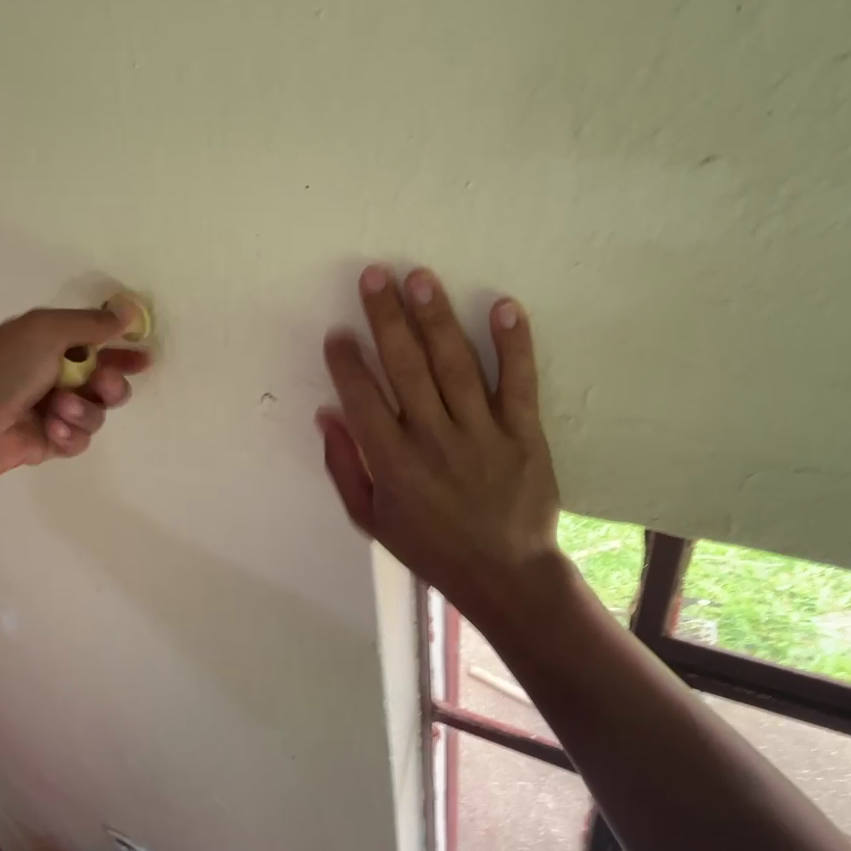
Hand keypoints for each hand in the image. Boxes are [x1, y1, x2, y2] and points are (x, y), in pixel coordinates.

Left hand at [0, 300, 149, 486]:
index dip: (123, 351)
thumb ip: (92, 323)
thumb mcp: (46, 331)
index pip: (98, 343)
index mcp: (51, 342)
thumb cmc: (3, 369)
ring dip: (83, 411)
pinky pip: (81, 439)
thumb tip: (131, 310)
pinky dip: (69, 434)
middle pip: (108, 382)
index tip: (144, 358)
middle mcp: (55, 375)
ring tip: (57, 409)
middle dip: (111, 385)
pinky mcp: (52, 442)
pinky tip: (50, 430)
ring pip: (97, 413)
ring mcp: (54, 410)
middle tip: (102, 386)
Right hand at [317, 264, 560, 607]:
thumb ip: (347, 468)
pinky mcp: (524, 434)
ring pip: (455, 366)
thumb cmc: (432, 548)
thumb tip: (327, 417)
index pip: (363, 399)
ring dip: (436, 319)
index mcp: (393, 464)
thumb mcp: (373, 521)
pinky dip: (513, 344)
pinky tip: (503, 306)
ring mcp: (482, 434)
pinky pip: (518, 383)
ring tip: (420, 278)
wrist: (505, 574)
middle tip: (374, 276)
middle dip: (387, 319)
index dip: (347, 363)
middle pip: (406, 369)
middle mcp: (433, 440)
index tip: (337, 332)